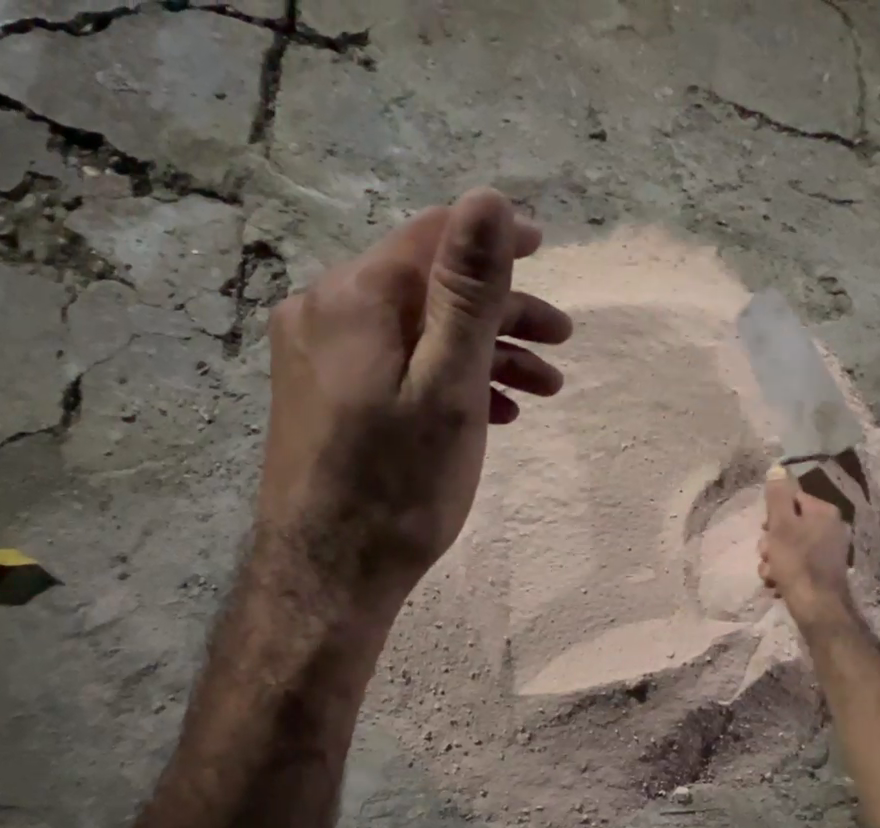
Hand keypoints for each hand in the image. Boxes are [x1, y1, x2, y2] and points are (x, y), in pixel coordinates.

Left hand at [255, 189, 572, 601]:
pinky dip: (446, 379)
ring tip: (541, 391)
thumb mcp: (449, 384)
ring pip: (416, 331)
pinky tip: (491, 413)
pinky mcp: (321, 395)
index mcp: (354, 298)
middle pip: (429, 288)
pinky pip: (395, 366)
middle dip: (502, 312)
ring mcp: (317, 355)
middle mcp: (324, 311)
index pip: (434, 236)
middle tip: (562, 344)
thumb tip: (488, 198)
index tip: (549, 250)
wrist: (327, 577)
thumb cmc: (399, 485)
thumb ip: (469, 291)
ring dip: (483, 352)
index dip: (497, 238)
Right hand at [759, 466, 853, 623]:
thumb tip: (778, 468)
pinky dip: (785, 574)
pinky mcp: (824, 572)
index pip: (790, 499)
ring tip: (771, 575)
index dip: (772, 515)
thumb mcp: (781, 526)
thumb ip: (777, 496)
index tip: (765, 530)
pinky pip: (797, 565)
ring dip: (774, 561)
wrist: (818, 608)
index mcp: (824, 512)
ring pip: (789, 547)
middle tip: (767, 556)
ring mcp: (829, 552)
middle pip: (788, 524)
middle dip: (771, 542)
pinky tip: (778, 585)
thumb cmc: (797, 563)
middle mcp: (831, 528)